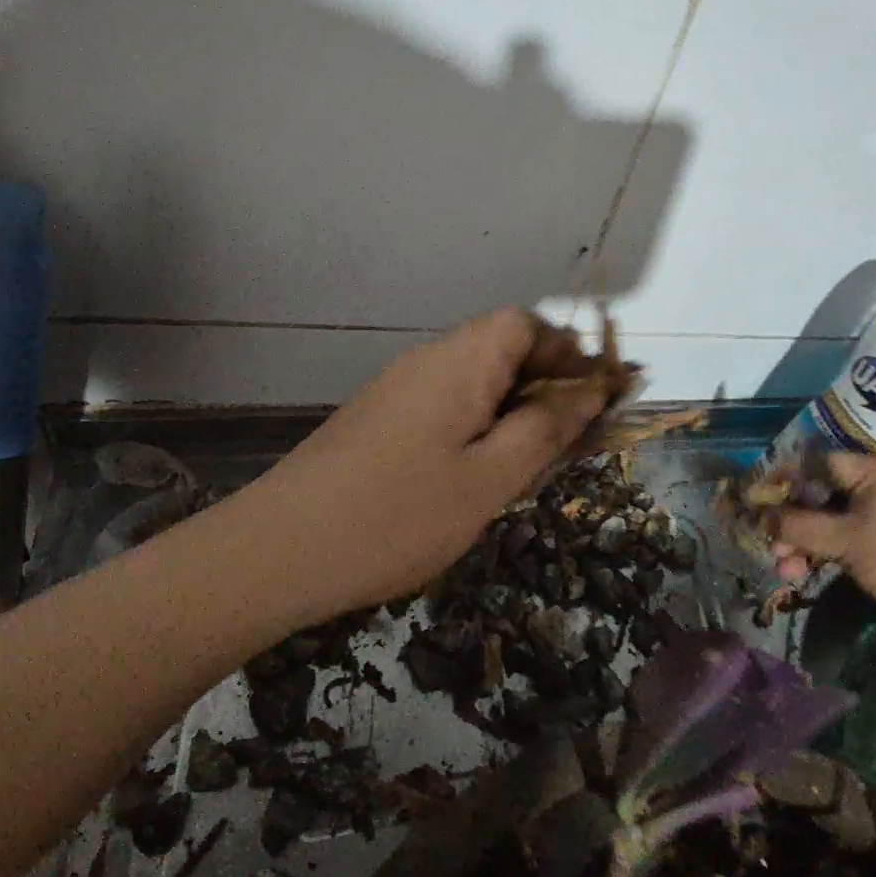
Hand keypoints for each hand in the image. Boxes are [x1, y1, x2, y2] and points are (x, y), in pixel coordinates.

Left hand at [246, 308, 610, 615]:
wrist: (279, 552)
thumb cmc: (399, 514)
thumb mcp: (490, 477)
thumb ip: (546, 428)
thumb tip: (591, 390)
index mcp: (461, 361)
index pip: (526, 324)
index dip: (568, 354)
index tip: (596, 401)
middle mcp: (428, 362)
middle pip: (502, 350)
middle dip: (546, 388)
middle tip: (569, 446)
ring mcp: (397, 392)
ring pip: (475, 384)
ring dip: (513, 414)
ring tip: (529, 469)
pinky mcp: (379, 423)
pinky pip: (446, 410)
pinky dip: (477, 432)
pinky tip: (477, 480)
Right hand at [772, 452, 875, 640]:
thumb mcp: (845, 541)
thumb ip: (799, 527)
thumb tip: (760, 517)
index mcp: (871, 471)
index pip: (816, 462)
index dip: (783, 480)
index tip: (757, 501)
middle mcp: (873, 486)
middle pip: (817, 493)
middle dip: (789, 520)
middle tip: (767, 544)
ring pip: (824, 519)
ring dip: (799, 542)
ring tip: (782, 569)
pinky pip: (838, 538)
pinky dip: (818, 552)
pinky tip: (798, 573)